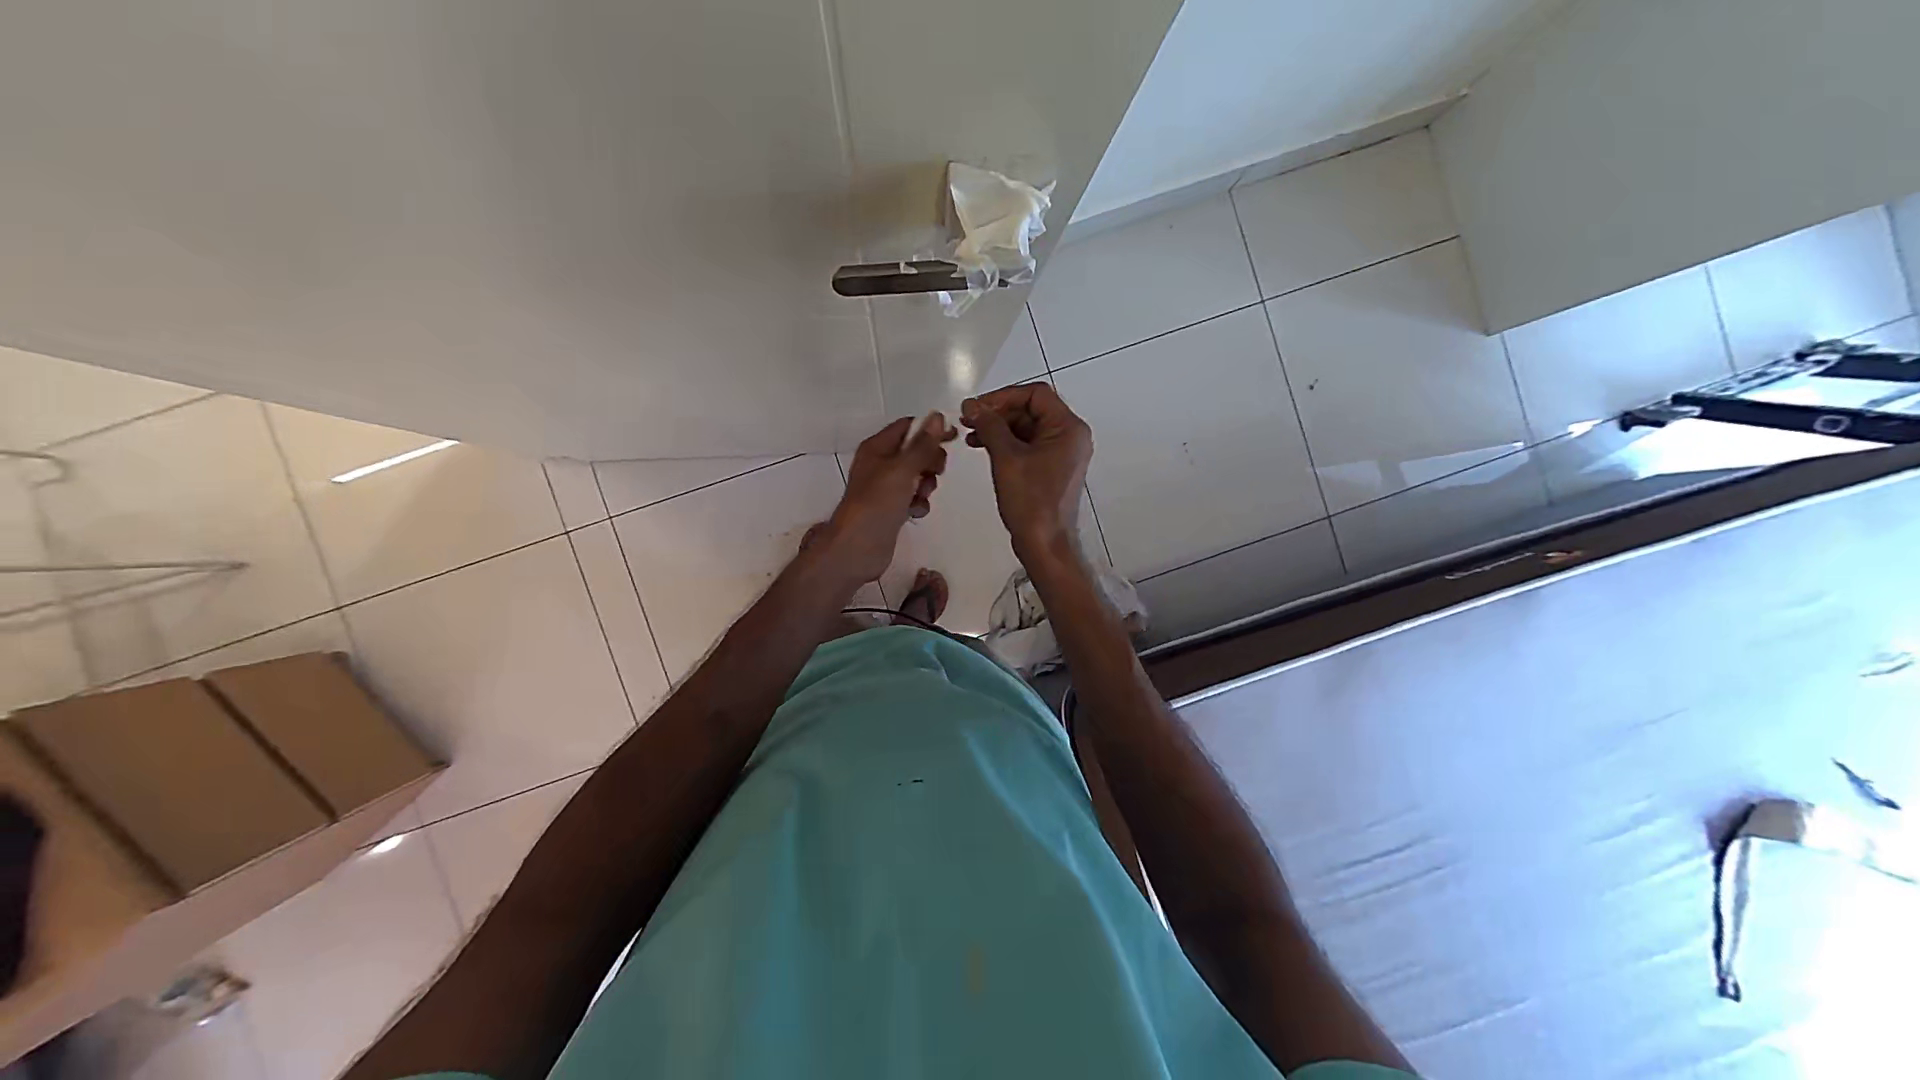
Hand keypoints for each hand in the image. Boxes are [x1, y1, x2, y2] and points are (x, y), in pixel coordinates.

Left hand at [814, 414, 953, 586]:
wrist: (857, 549)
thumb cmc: (875, 506)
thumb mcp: (902, 470)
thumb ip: (922, 445)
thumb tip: (937, 418)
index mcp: (878, 448)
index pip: (909, 427)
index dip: (930, 430)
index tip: (952, 438)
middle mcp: (880, 464)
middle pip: (916, 451)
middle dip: (930, 460)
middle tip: (934, 471)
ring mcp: (885, 488)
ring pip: (917, 476)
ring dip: (926, 483)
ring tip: (921, 495)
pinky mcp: (891, 508)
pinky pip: (914, 498)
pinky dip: (919, 503)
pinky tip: (914, 512)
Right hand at [960, 383, 1092, 560]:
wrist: (1044, 544)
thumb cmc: (1031, 503)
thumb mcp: (1006, 457)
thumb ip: (990, 425)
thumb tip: (973, 406)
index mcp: (1068, 428)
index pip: (1035, 394)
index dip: (1003, 396)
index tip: (977, 407)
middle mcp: (1070, 436)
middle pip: (1031, 409)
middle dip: (998, 412)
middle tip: (969, 419)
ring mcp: (1062, 452)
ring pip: (1027, 427)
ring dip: (998, 427)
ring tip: (971, 434)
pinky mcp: (1052, 467)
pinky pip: (1028, 444)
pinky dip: (1006, 442)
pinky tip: (983, 446)